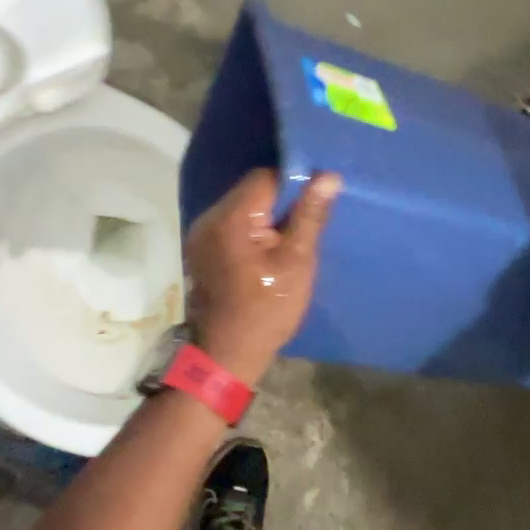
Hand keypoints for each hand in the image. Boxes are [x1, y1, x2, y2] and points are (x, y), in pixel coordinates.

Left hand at [183, 168, 341, 385]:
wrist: (226, 354)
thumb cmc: (266, 310)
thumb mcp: (296, 262)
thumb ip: (309, 216)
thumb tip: (327, 176)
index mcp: (231, 218)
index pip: (266, 177)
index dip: (294, 184)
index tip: (315, 203)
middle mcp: (209, 218)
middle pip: (252, 190)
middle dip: (280, 202)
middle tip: (305, 226)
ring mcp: (201, 233)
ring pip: (242, 206)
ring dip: (267, 217)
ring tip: (288, 241)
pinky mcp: (201, 248)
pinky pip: (232, 224)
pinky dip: (251, 230)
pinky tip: (267, 252)